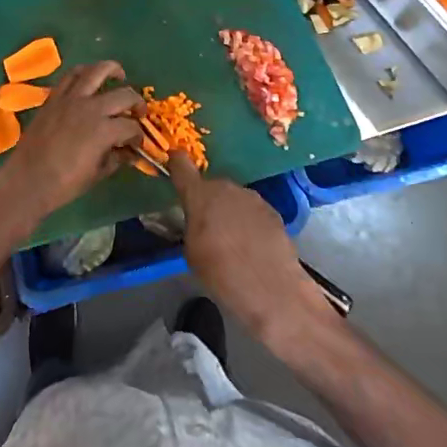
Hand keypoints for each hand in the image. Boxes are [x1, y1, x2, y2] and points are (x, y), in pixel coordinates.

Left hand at [0, 61, 141, 226]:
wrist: (27, 180)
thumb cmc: (64, 184)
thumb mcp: (97, 174)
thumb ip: (116, 158)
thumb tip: (129, 152)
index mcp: (104, 130)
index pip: (131, 127)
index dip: (138, 136)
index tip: (137, 143)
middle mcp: (91, 108)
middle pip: (124, 95)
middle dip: (136, 104)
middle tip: (137, 112)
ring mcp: (71, 99)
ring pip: (97, 71)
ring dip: (113, 70)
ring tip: (120, 76)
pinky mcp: (54, 98)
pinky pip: (71, 76)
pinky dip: (84, 72)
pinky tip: (90, 78)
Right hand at [168, 154, 326, 339]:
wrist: (269, 286)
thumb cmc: (220, 272)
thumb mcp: (191, 252)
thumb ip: (191, 226)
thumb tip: (198, 221)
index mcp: (200, 195)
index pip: (182, 168)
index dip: (176, 163)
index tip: (174, 160)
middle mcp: (226, 188)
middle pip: (212, 187)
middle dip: (208, 201)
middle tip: (207, 226)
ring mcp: (252, 197)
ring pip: (234, 198)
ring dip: (230, 211)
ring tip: (232, 240)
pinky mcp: (273, 210)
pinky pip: (253, 210)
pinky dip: (249, 222)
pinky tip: (252, 245)